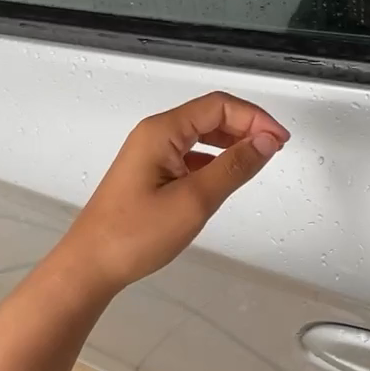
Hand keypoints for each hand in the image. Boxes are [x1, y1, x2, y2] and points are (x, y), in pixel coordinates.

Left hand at [49, 92, 288, 292]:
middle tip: (274, 148)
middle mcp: (155, 134)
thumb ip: (234, 168)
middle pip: (211, 115)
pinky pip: (191, 153)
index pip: (219, 106)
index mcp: (162, 131)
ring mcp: (151, 153)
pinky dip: (216, 159)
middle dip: (247, 126)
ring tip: (258, 160)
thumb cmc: (133, 234)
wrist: (90, 265)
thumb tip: (265, 141)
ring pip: (202, 134)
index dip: (255, 117)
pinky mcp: (150, 172)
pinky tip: (228, 176)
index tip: (279, 140)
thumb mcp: (194, 201)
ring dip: (233, 142)